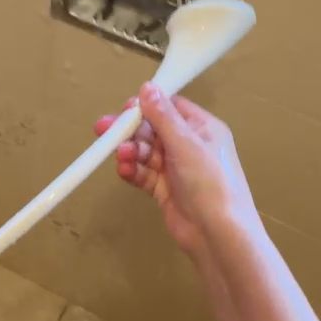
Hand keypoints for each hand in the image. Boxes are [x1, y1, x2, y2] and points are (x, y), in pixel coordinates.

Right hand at [96, 84, 257, 256]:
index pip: (171, 107)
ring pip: (146, 153)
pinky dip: (133, 171)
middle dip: (130, 131)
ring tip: (120, 157)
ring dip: (130, 152)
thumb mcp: (186, 144)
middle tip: (103, 130)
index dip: (147, 106)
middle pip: (153, 130)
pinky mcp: (166, 190)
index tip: (124, 109)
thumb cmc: (210, 183)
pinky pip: (144, 174)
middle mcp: (190, 146)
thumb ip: (163, 116)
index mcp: (203, 128)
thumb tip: (146, 86)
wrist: (218, 234)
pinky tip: (124, 171)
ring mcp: (177, 169)